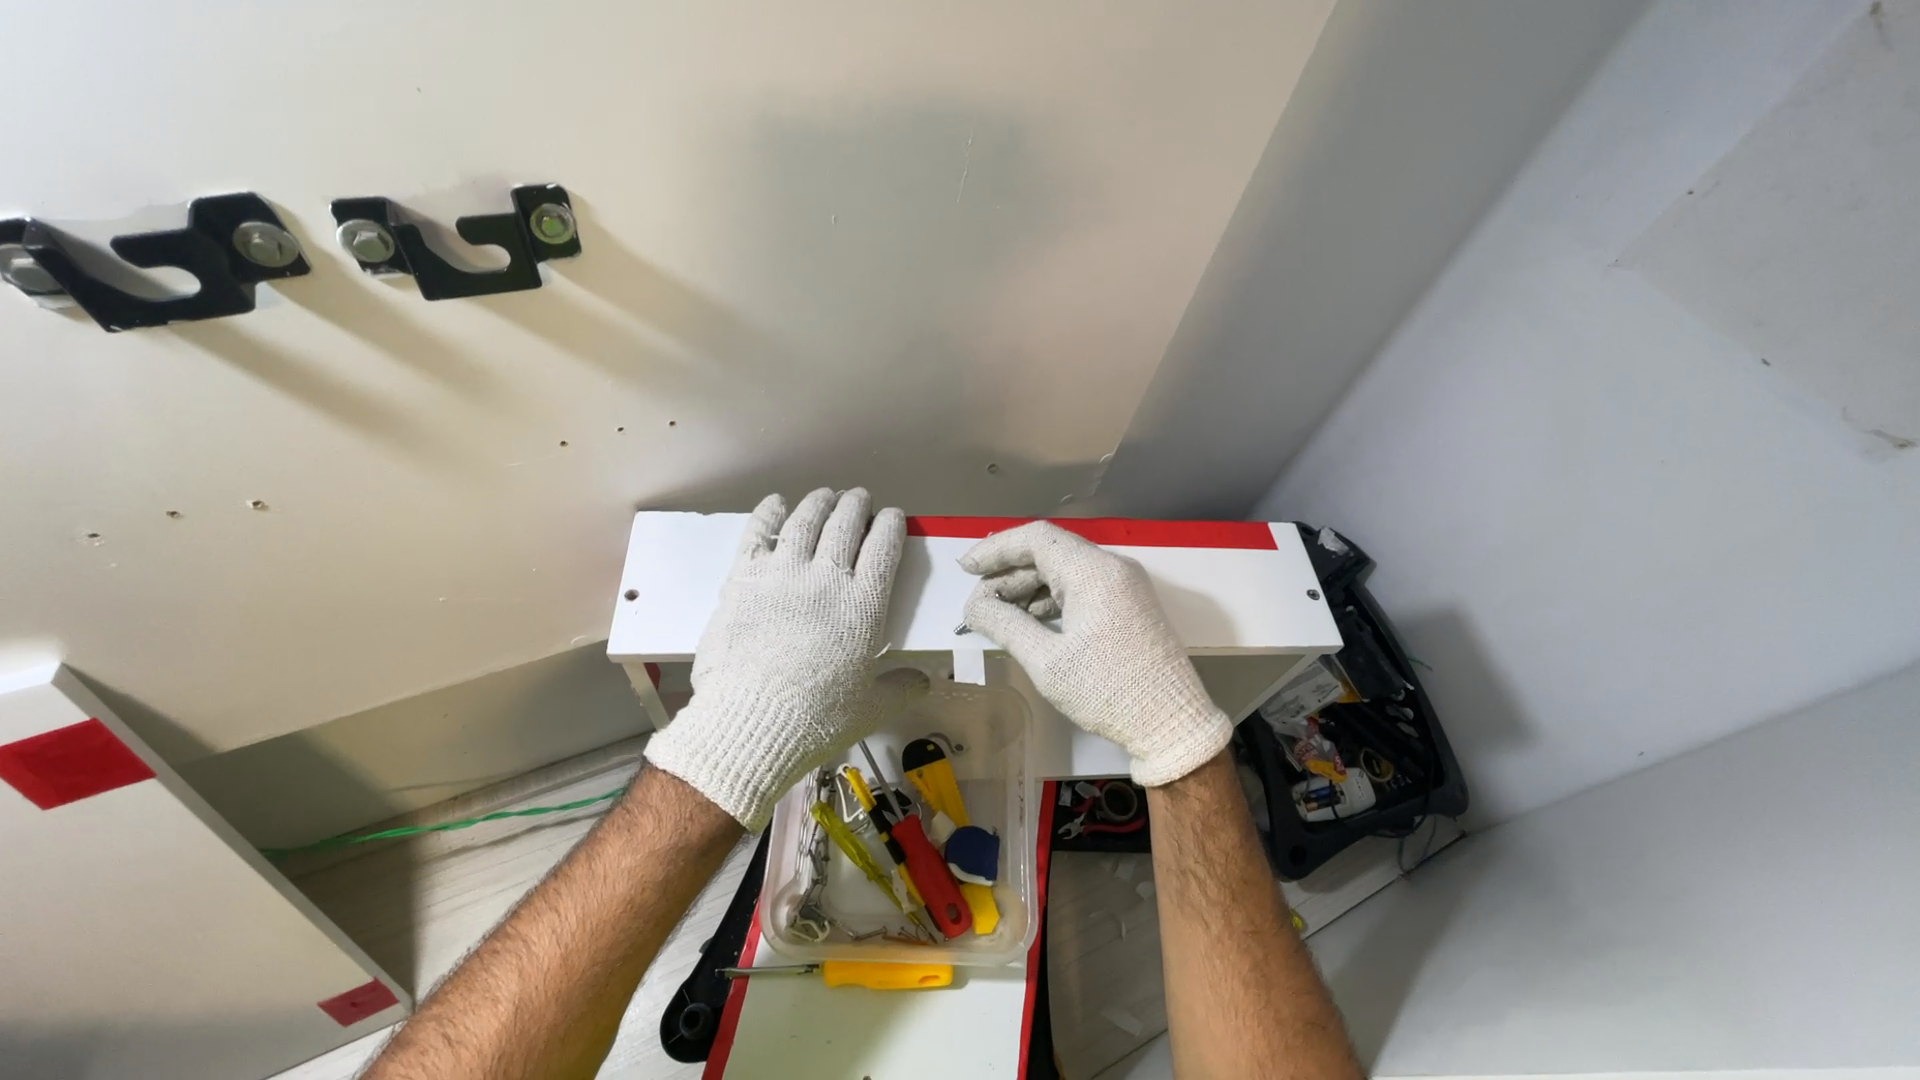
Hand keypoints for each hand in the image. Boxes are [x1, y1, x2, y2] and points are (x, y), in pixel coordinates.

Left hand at [644, 488, 925, 829]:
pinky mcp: (744, 578)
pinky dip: (769, 514)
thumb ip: (901, 687)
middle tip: (860, 499)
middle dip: (857, 507)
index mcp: (864, 605)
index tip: (893, 517)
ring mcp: (783, 573)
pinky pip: (759, 534)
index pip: (884, 548)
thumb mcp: (872, 708)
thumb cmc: (818, 717)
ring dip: (819, 503)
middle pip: (845, 526)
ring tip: (826, 496)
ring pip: (805, 522)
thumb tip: (924, 680)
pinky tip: (776, 503)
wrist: (753, 721)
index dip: (891, 526)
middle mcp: (826, 578)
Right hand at [960, 522, 1231, 785]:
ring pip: (1065, 571)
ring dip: (1028, 587)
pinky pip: (1082, 588)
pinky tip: (1030, 621)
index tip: (965, 569)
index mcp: (1094, 572)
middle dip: (1009, 574)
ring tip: (998, 615)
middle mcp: (1113, 568)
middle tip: (978, 604)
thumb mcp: (1046, 661)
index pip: (1035, 538)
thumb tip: (973, 607)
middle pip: (1050, 553)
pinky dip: (1052, 599)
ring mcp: (1125, 586)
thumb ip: (1004, 625)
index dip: (995, 549)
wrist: (1170, 725)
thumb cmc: (1107, 691)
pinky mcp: (1129, 605)